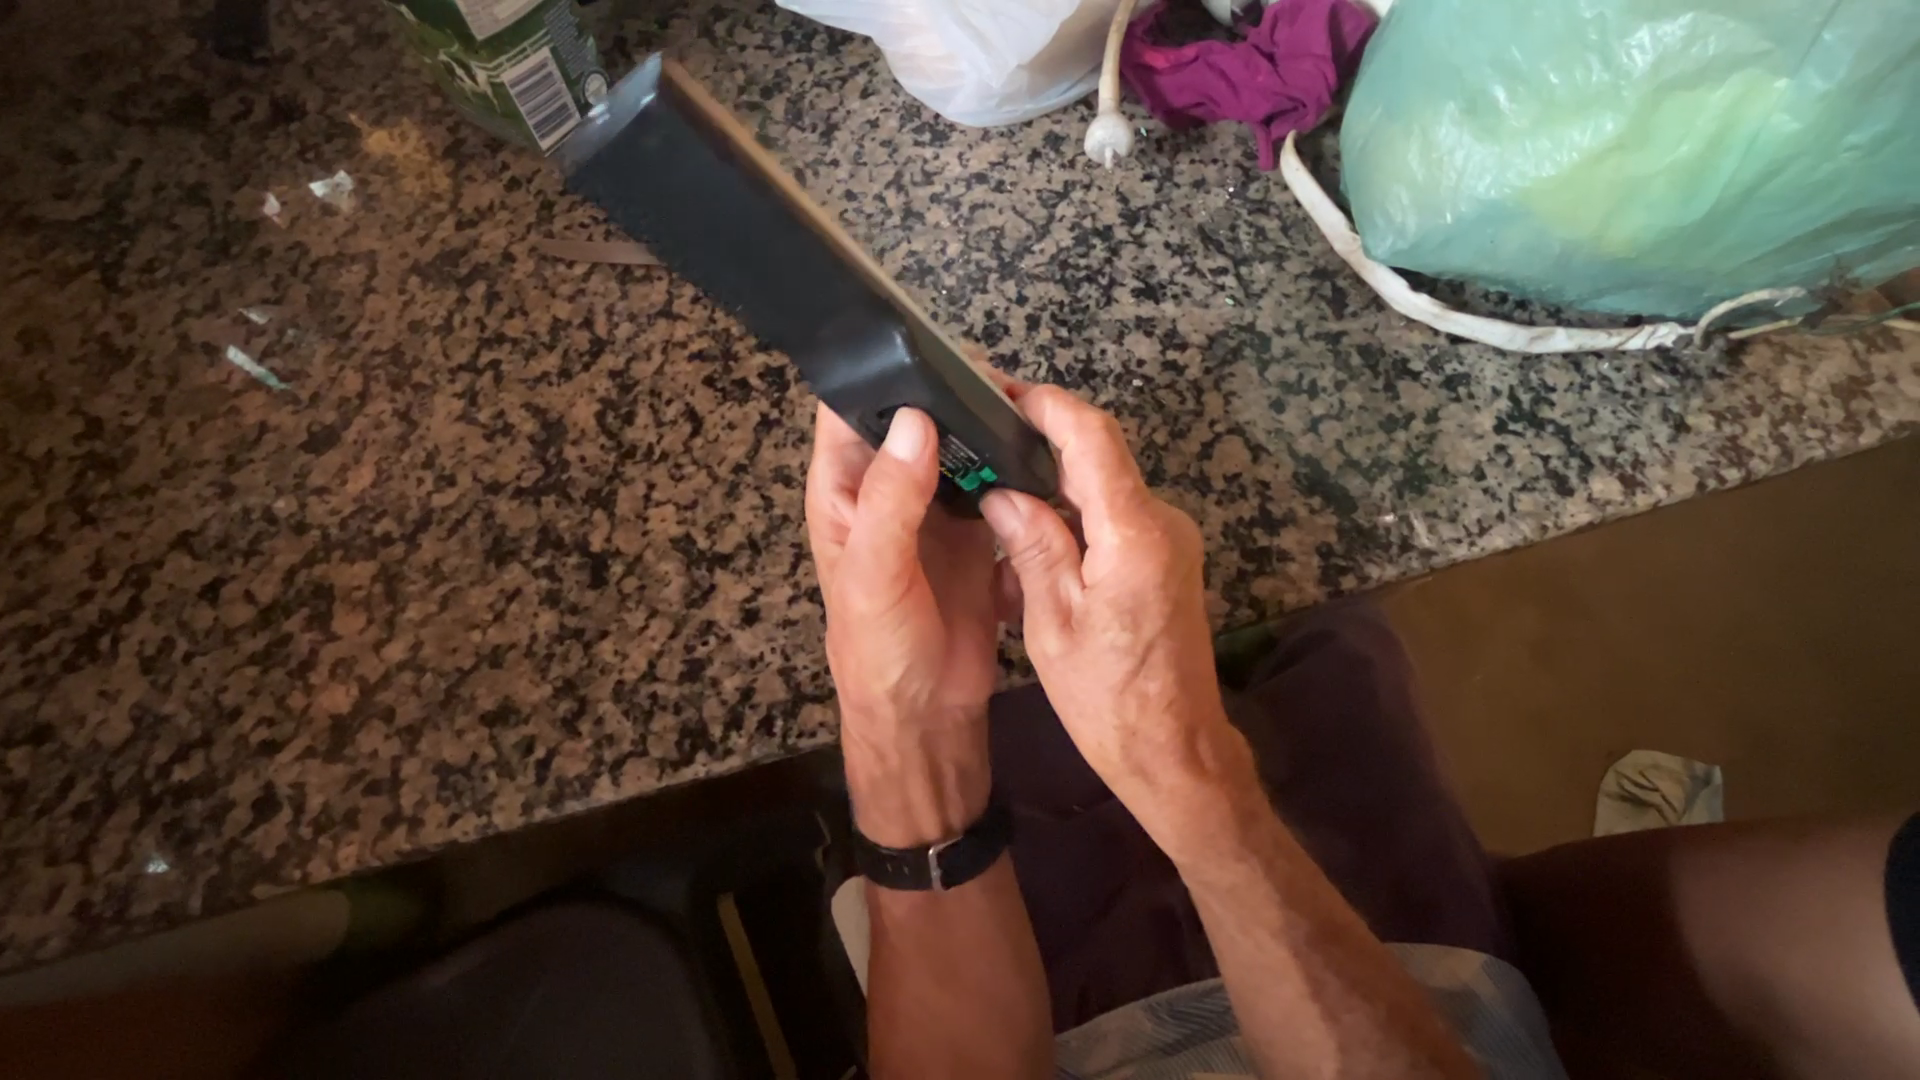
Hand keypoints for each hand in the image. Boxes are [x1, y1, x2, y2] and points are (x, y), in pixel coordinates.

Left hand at [806, 404, 1002, 845]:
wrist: (928, 711)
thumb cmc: (880, 648)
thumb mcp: (876, 574)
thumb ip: (892, 499)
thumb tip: (916, 419)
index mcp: (844, 491)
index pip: (849, 412)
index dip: (880, 374)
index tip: (925, 341)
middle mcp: (887, 490)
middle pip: (913, 421)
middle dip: (947, 394)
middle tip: (995, 374)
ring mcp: (934, 509)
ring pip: (957, 448)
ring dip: (983, 429)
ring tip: (1022, 403)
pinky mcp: (976, 531)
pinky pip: (992, 485)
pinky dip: (1010, 469)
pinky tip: (1036, 452)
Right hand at [979, 388, 1248, 843]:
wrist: (1175, 750)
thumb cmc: (1107, 699)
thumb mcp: (1054, 623)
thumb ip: (1033, 545)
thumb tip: (1002, 493)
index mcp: (1133, 535)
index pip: (1094, 439)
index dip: (1050, 406)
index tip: (1005, 392)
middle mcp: (1163, 524)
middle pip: (1101, 459)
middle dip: (1043, 444)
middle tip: (986, 441)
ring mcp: (1172, 541)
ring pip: (1106, 490)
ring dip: (1055, 488)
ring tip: (997, 492)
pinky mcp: (1168, 561)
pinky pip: (1116, 520)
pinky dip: (1075, 520)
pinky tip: (1033, 538)